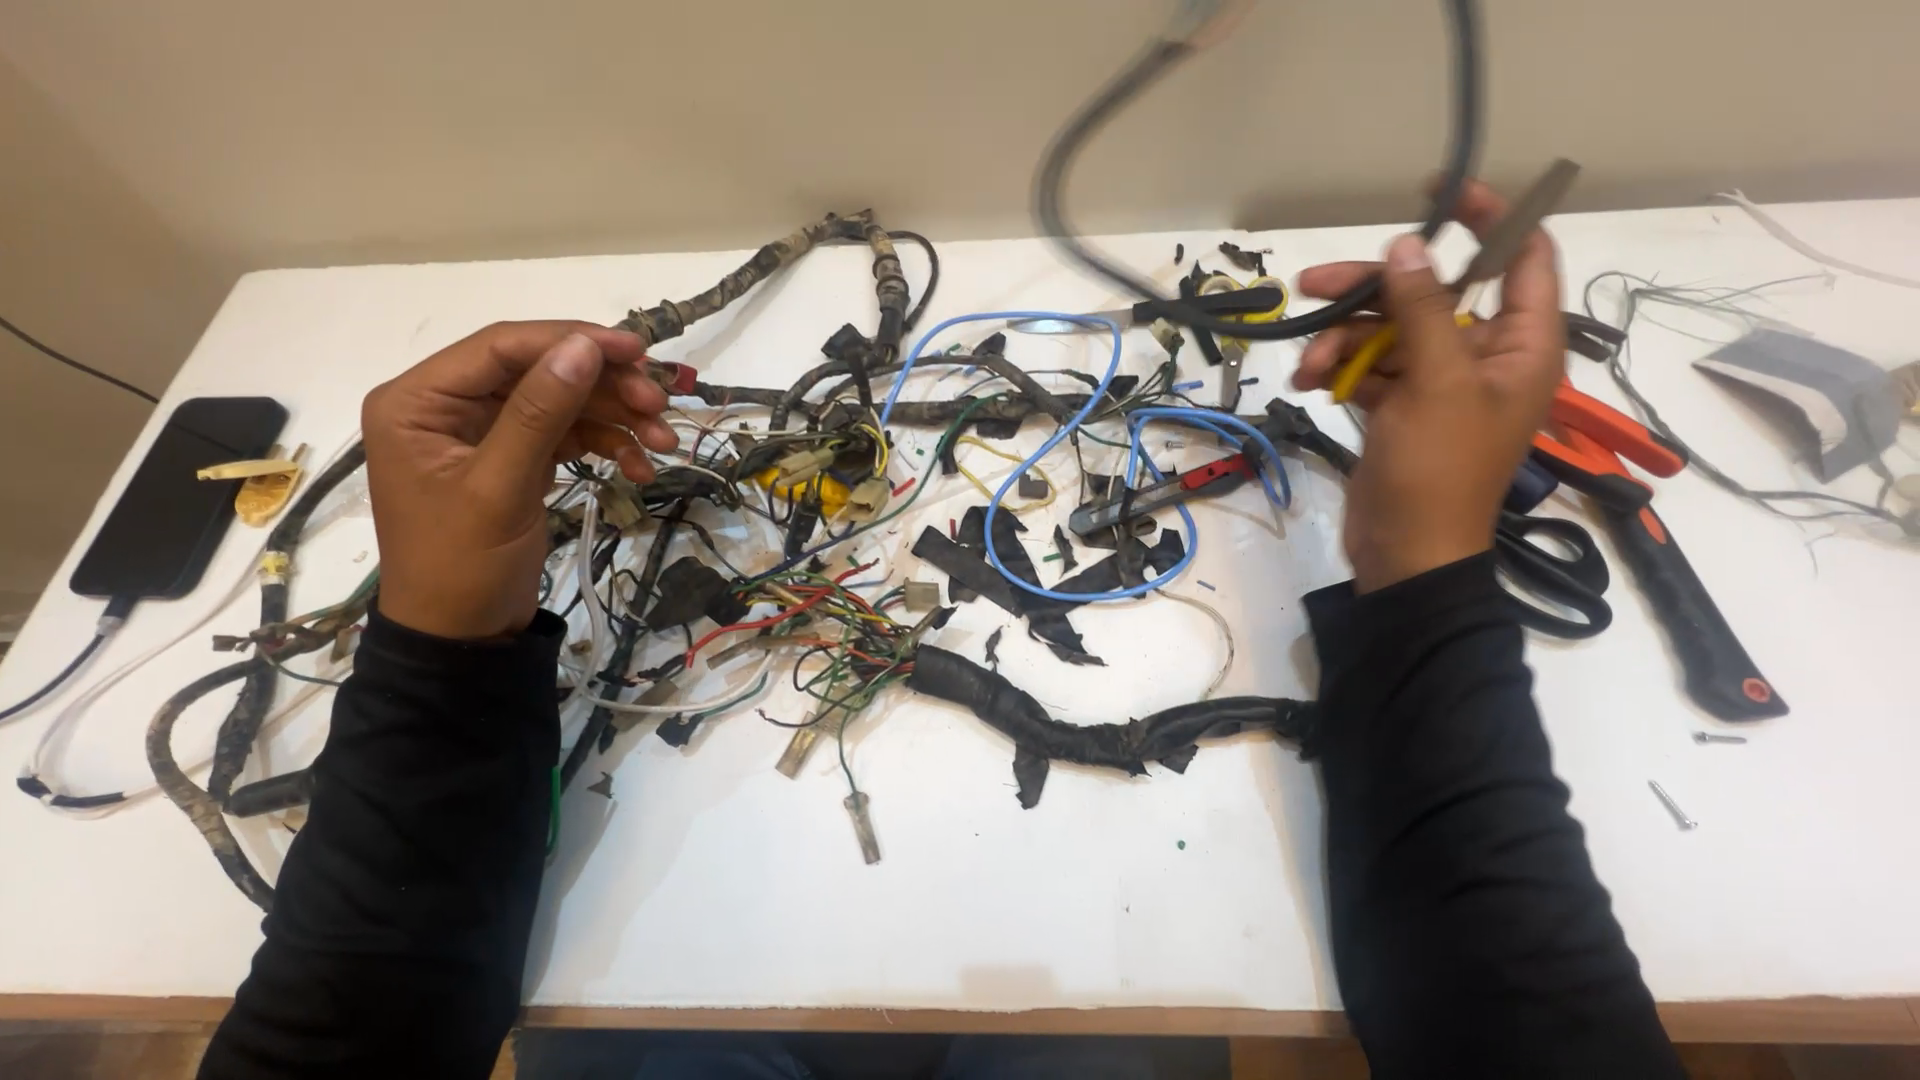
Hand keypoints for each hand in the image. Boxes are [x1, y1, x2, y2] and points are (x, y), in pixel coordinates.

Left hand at [363, 321, 679, 639]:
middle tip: (659, 405)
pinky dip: (608, 447)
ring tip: (665, 445)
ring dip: (618, 419)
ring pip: (564, 403)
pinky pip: (569, 435)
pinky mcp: (517, 459)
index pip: (503, 347)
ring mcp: (486, 433)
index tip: (636, 351)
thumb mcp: (500, 487)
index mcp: (420, 400)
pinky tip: (641, 470)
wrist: (464, 635)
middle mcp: (450, 405)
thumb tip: (584, 346)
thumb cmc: (462, 564)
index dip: (573, 341)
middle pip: (542, 372)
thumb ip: (539, 412)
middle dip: (606, 387)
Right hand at [1292, 181, 1565, 591]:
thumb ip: (1425, 310)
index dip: (1487, 218)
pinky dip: (1339, 372)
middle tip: (1313, 282)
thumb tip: (1407, 247)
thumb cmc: (1438, 470)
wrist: (1406, 551)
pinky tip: (1311, 385)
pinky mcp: (1400, 407)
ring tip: (1308, 366)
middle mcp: (1485, 355)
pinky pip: (1369, 369)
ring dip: (1343, 342)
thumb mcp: (1436, 383)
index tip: (1436, 196)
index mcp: (1523, 343)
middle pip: (1432, 293)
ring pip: (1389, 332)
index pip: (1522, 257)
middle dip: (1371, 291)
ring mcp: (1438, 382)